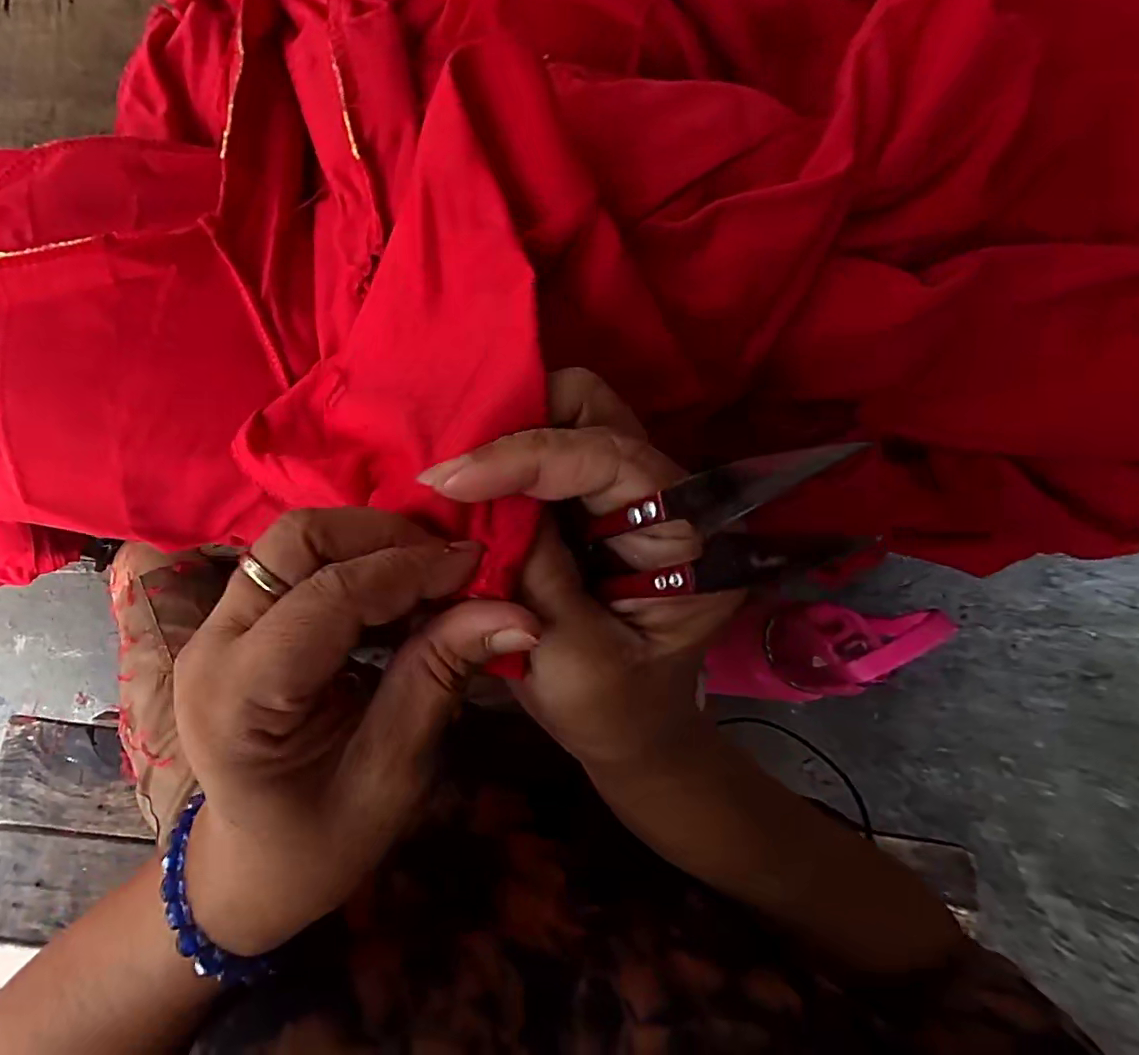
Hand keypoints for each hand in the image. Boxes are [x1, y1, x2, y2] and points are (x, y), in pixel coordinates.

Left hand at [171, 508, 540, 953]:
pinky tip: (392, 593)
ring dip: (364, 544)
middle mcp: (212, 644)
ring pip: (290, 543)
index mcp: (240, 695)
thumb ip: (436, 678)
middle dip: (379, 536)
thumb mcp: (389, 775)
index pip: (328, 596)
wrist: (250, 862)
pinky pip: (290, 567)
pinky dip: (347, 564)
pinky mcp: (228, 623)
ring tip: (427, 575)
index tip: (476, 563)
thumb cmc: (318, 844)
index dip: (408, 569)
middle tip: (448, 563)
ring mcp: (212, 628)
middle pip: (295, 542)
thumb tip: (513, 612)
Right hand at [419, 368, 743, 774]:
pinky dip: (496, 458)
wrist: (627, 730)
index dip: (525, 457)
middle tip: (451, 458)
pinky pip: (538, 453)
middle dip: (518, 418)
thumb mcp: (572, 658)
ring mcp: (620, 494)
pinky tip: (461, 481)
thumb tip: (488, 501)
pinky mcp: (583, 503)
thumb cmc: (613, 709)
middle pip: (594, 408)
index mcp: (688, 538)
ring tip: (450, 470)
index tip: (450, 478)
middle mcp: (662, 496)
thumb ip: (537, 575)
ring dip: (503, 434)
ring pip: (564, 418)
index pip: (609, 459)